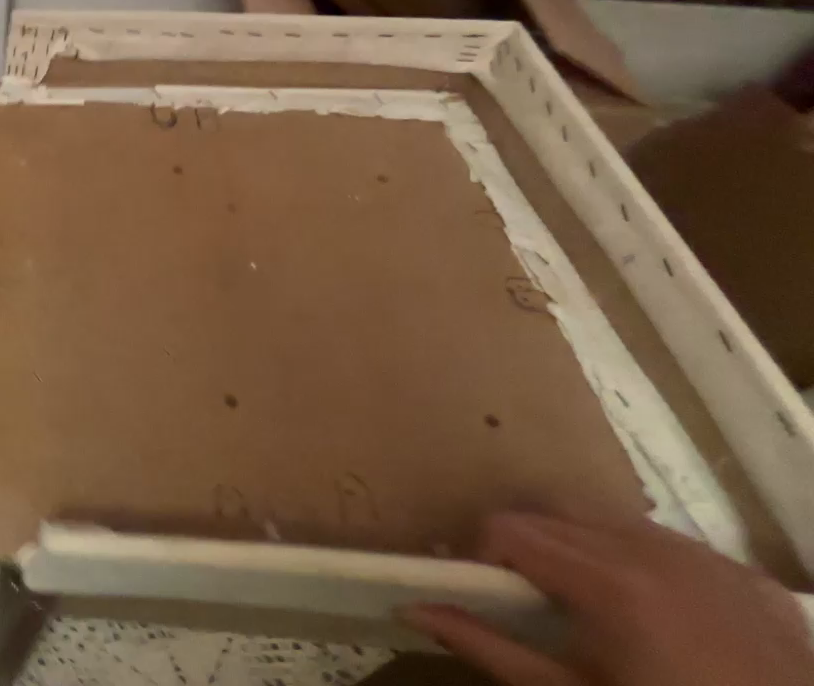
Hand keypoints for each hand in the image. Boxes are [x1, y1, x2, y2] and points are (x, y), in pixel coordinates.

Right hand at [400, 512, 813, 685]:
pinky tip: (652, 610)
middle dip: (524, 544)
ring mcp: (709, 559)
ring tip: (585, 599)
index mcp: (610, 580)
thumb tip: (410, 609)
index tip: (485, 593)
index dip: (482, 555)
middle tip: (525, 596)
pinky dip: (638, 559)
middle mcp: (655, 550)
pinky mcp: (747, 575)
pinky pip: (668, 542)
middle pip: (550, 511)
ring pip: (606, 517)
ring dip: (577, 544)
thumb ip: (486, 647)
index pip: (506, 526)